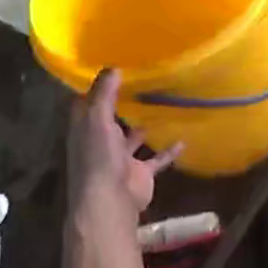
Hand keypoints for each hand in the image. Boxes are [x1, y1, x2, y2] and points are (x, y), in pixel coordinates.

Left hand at [67, 69, 182, 233]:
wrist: (111, 200)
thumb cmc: (98, 156)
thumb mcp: (97, 117)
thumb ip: (105, 93)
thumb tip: (113, 67)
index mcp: (85, 128)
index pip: (87, 103)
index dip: (97, 87)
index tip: (113, 68)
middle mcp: (100, 141)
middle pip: (110, 120)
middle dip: (121, 104)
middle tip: (141, 82)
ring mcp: (120, 158)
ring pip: (132, 138)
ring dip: (142, 126)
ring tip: (161, 106)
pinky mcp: (139, 173)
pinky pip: (156, 158)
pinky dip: (168, 151)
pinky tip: (182, 140)